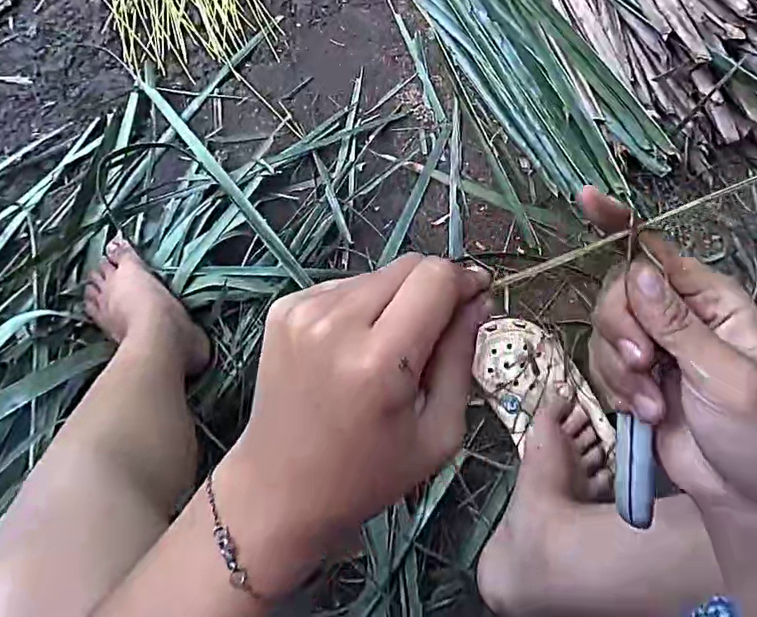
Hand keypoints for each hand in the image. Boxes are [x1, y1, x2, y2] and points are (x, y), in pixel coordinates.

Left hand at [216, 254, 490, 594]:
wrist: (278, 492)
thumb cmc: (368, 474)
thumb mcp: (438, 433)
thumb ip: (462, 358)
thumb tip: (478, 300)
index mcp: (378, 360)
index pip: (436, 278)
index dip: (464, 280)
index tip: (476, 296)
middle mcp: (336, 322)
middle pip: (409, 266)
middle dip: (434, 287)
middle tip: (439, 324)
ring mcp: (304, 310)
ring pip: (378, 274)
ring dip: (397, 297)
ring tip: (389, 345)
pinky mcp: (285, 307)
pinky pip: (346, 285)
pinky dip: (363, 306)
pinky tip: (355, 346)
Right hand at [581, 188, 756, 512]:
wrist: (749, 502)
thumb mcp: (725, 376)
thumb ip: (677, 326)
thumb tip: (638, 273)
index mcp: (708, 297)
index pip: (657, 248)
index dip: (620, 222)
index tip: (586, 200)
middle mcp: (676, 311)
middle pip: (619, 288)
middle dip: (622, 327)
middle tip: (644, 363)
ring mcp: (652, 343)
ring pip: (606, 326)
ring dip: (622, 368)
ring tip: (653, 403)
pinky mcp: (634, 375)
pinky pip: (602, 362)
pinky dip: (617, 388)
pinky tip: (646, 414)